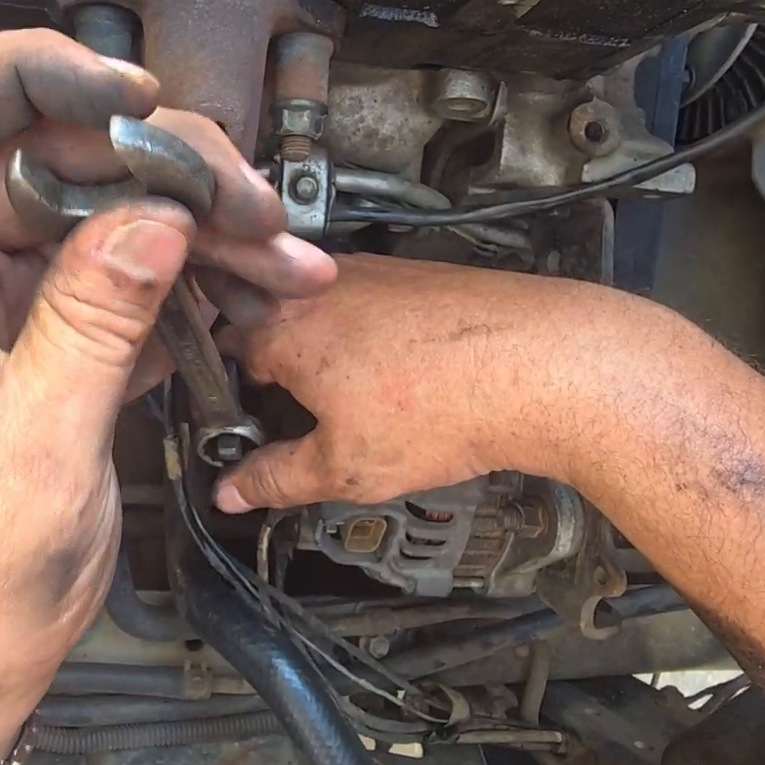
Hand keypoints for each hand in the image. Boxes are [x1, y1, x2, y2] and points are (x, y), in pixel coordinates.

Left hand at [0, 30, 333, 764]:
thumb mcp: (27, 466)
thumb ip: (87, 332)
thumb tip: (157, 218)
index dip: (16, 72)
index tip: (125, 91)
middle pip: (37, 152)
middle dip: (148, 157)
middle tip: (241, 198)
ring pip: (98, 205)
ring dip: (191, 214)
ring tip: (276, 251)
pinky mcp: (51, 333)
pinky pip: (126, 267)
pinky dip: (194, 269)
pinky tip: (258, 286)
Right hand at [214, 253, 693, 513]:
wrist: (541, 365)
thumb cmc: (443, 407)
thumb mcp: (345, 465)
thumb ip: (275, 478)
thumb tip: (232, 491)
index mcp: (285, 326)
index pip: (223, 348)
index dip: (231, 390)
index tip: (248, 418)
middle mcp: (318, 287)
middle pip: (269, 323)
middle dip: (274, 368)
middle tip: (303, 413)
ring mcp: (367, 272)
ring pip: (316, 311)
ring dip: (320, 349)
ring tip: (355, 395)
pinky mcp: (409, 274)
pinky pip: (362, 302)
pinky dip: (363, 334)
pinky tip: (395, 371)